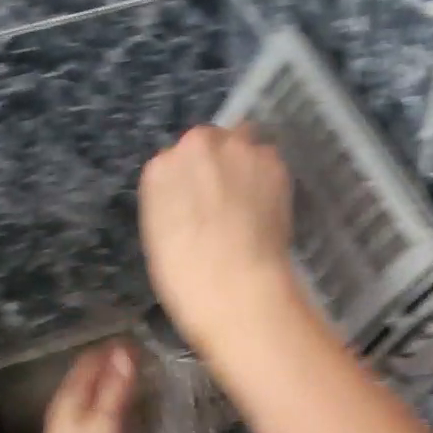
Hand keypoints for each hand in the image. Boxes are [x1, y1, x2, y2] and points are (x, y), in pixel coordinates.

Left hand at [23, 343, 135, 432]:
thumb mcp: (105, 422)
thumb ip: (116, 388)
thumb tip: (126, 352)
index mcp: (73, 393)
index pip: (93, 358)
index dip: (114, 348)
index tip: (141, 344)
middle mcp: (67, 401)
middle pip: (90, 372)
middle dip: (113, 362)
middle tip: (143, 360)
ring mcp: (69, 420)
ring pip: (91, 389)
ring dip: (111, 380)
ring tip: (137, 380)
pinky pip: (93, 407)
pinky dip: (109, 400)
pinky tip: (122, 410)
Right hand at [139, 124, 300, 347]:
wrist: (236, 290)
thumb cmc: (189, 282)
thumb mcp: (162, 242)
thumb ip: (174, 208)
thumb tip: (192, 208)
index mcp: (159, 171)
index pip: (176, 162)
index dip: (194, 182)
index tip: (203, 203)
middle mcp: (195, 147)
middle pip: (210, 143)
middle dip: (220, 166)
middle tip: (232, 201)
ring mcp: (236, 149)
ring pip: (245, 145)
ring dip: (248, 166)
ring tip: (256, 203)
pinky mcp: (272, 162)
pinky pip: (271, 162)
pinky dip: (272, 180)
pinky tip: (272, 210)